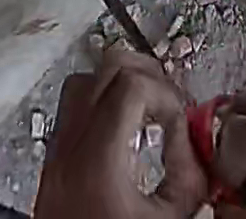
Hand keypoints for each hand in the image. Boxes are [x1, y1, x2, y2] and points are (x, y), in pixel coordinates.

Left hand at [33, 48, 209, 218]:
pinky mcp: (52, 163)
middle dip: (145, 75)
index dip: (165, 94)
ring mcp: (55, 154)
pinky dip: (100, 103)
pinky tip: (125, 128)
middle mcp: (69, 148)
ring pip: (83, 82)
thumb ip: (188, 174)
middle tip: (169, 101)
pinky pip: (72, 109)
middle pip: (104, 71)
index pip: (131, 87)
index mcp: (97, 161)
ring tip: (148, 107)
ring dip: (118, 83)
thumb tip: (193, 138)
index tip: (180, 120)